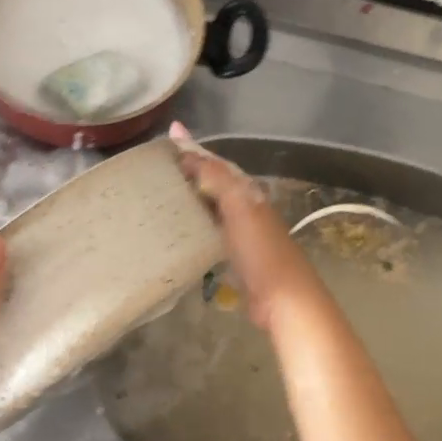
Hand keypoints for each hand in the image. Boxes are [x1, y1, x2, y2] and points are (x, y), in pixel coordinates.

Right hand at [170, 123, 320, 328]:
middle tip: (156, 170)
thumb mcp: (239, 207)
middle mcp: (247, 209)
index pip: (217, 164)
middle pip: (215, 185)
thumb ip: (216, 177)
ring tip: (161, 197)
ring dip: (191, 200)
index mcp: (249, 193)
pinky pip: (211, 234)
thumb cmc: (261, 252)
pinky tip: (180, 233)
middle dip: (190, 174)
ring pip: (212, 209)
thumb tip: (187, 148)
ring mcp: (243, 235)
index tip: (166, 141)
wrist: (284, 299)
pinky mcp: (236, 260)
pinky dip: (196, 227)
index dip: (194, 152)